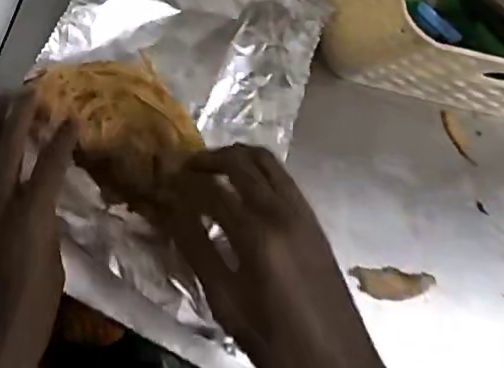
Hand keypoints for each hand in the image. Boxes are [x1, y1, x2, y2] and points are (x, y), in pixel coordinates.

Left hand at [0, 88, 77, 367]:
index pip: (50, 164)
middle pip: (9, 143)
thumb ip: (48, 228)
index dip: (63, 138)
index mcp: (30, 214)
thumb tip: (44, 205)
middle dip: (21, 112)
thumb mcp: (54, 270)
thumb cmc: (29, 313)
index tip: (73, 118)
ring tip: (1, 98)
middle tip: (31, 89)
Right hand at [163, 145, 382, 367]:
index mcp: (257, 236)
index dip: (181, 183)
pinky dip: (256, 169)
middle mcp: (281, 213)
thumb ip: (196, 250)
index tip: (164, 183)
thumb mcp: (226, 303)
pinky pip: (281, 176)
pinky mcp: (314, 220)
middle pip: (237, 161)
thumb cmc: (277, 340)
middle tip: (185, 170)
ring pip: (263, 159)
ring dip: (233, 157)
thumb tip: (171, 209)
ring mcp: (302, 213)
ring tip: (212, 170)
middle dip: (205, 160)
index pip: (208, 189)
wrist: (340, 366)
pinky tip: (243, 188)